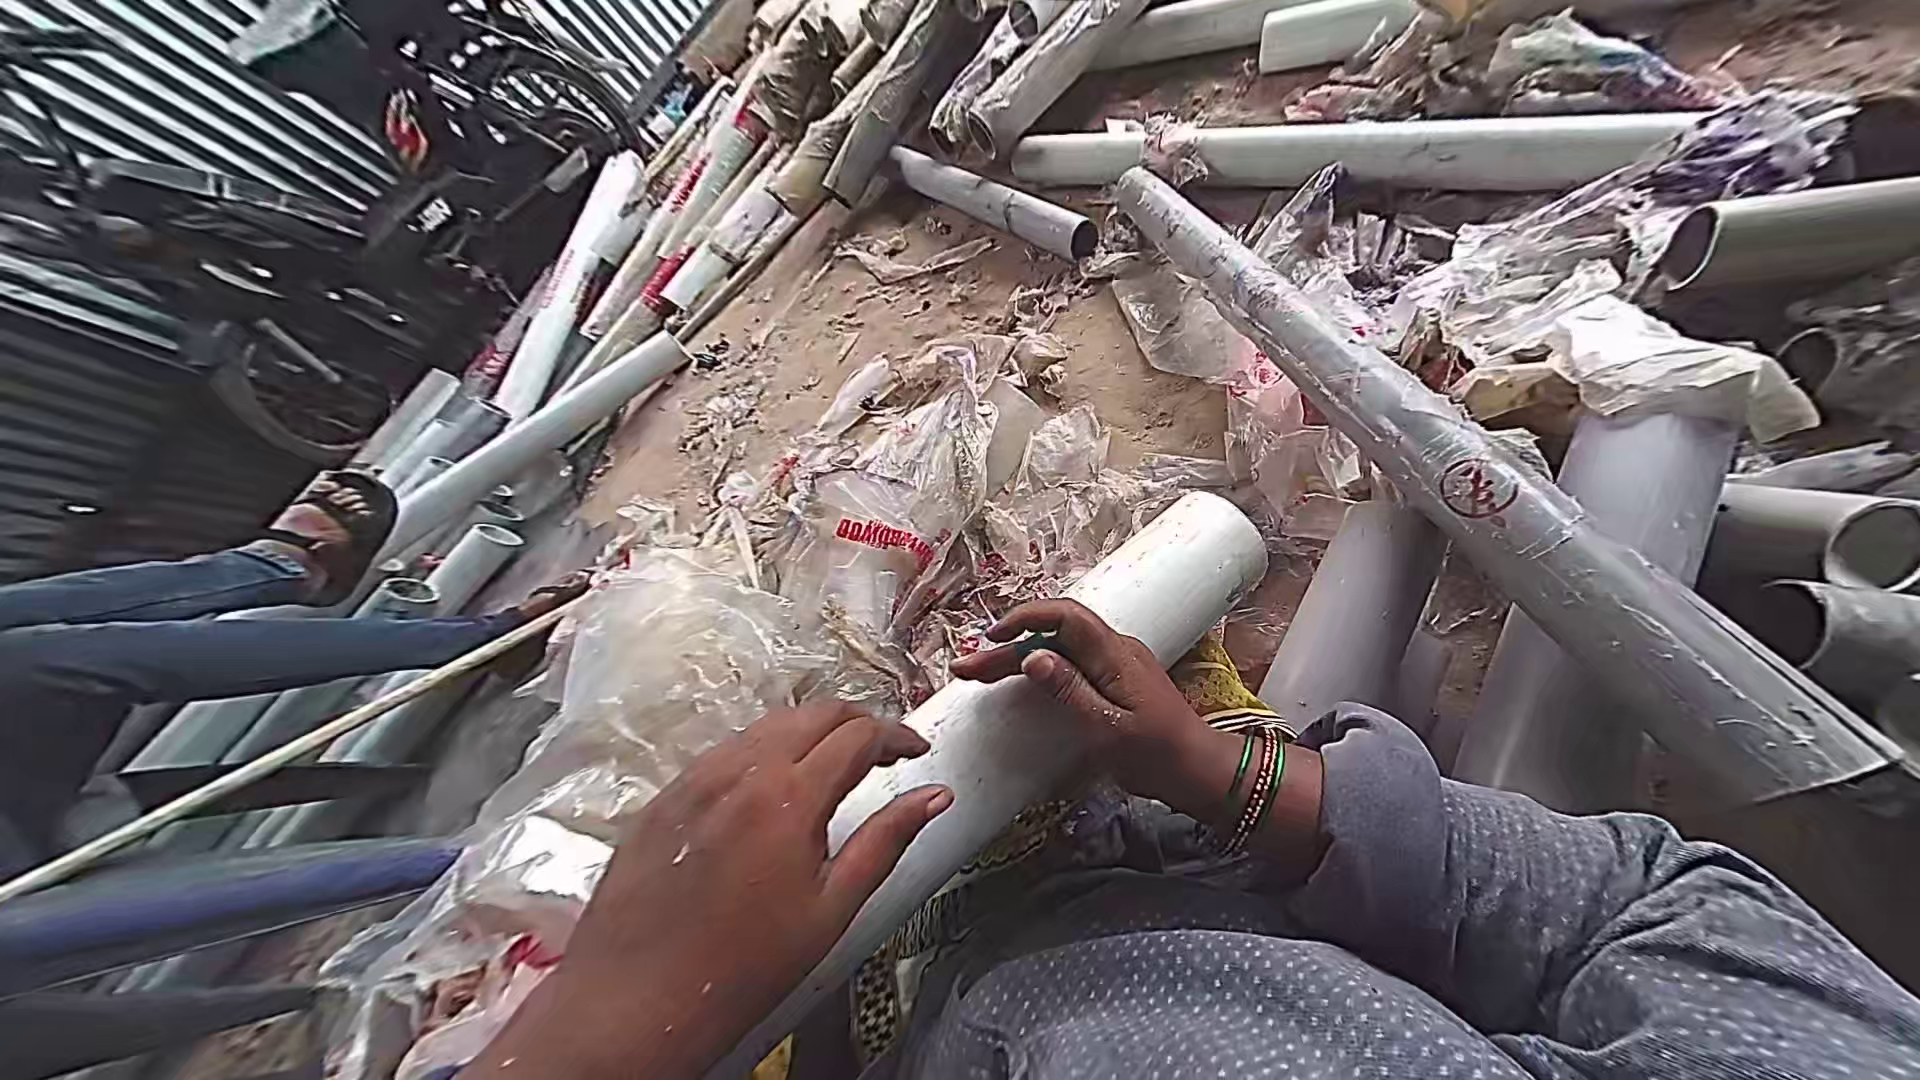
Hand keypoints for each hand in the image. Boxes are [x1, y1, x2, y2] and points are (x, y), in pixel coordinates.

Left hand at [466, 701, 951, 1078]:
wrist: (626, 1006)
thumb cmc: (742, 967)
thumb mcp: (830, 910)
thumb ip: (887, 840)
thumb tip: (937, 796)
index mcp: (789, 795)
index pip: (859, 735)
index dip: (897, 734)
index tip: (917, 749)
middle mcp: (745, 768)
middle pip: (819, 713)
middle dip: (861, 722)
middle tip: (884, 751)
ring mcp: (702, 773)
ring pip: (775, 722)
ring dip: (816, 730)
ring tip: (837, 761)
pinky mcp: (673, 788)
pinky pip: (735, 745)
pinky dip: (772, 745)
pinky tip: (778, 781)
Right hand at [950, 600, 1325, 882]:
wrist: (1202, 773)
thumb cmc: (1160, 755)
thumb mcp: (1111, 729)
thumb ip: (1070, 690)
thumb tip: (1031, 657)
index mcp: (1114, 653)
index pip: (1065, 616)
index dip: (1025, 618)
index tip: (991, 637)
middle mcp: (1112, 649)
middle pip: (1051, 634)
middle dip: (1007, 646)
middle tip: (967, 668)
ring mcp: (1111, 663)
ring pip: (1055, 649)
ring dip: (1017, 658)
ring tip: (979, 673)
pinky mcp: (1110, 679)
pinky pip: (1068, 664)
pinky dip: (1036, 670)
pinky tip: (1017, 680)